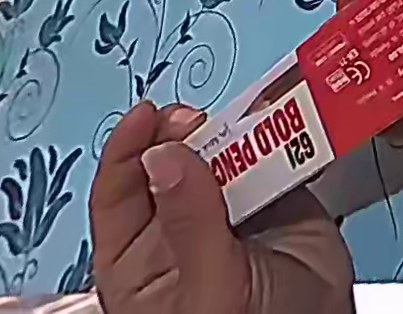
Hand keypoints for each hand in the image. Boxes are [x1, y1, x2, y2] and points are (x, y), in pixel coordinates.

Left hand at [89, 100, 352, 313]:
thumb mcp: (208, 288)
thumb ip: (190, 220)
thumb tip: (162, 154)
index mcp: (141, 260)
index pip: (119, 195)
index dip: (126, 151)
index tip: (145, 115)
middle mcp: (181, 224)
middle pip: (173, 160)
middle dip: (184, 133)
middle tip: (200, 119)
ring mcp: (230, 203)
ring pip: (222, 148)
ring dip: (236, 128)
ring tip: (250, 121)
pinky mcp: (275, 187)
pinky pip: (272, 148)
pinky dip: (280, 130)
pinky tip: (284, 123)